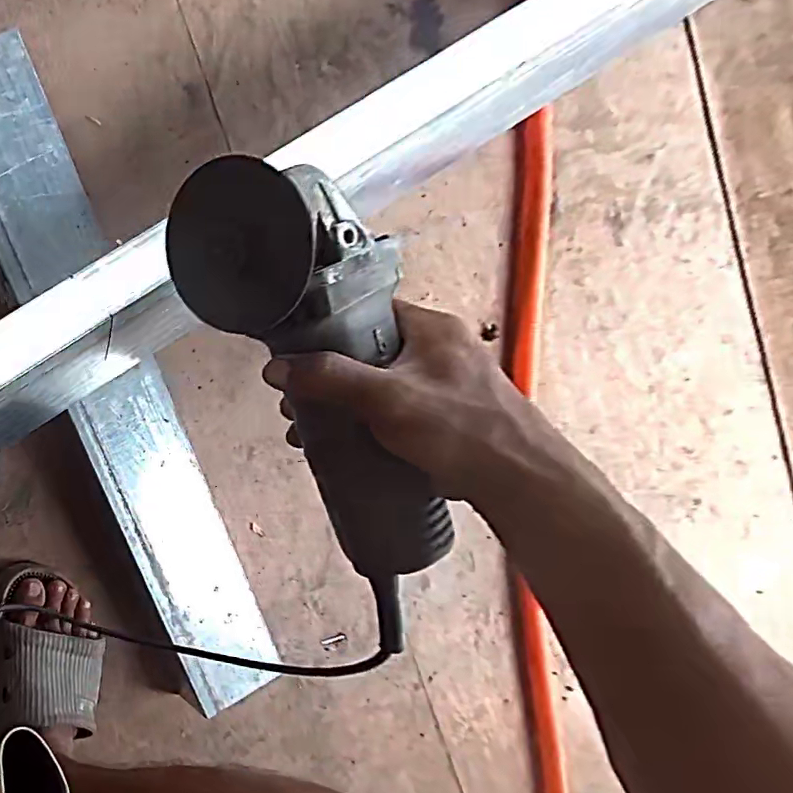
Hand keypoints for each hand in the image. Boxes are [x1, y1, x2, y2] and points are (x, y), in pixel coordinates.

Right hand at [260, 302, 569, 503]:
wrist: (516, 481)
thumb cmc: (462, 430)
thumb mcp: (386, 398)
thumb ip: (330, 378)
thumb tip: (276, 367)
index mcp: (430, 328)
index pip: (364, 312)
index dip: (324, 329)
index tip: (294, 354)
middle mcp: (434, 349)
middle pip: (360, 351)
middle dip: (322, 377)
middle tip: (297, 400)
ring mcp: (435, 383)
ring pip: (369, 383)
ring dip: (336, 403)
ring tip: (307, 426)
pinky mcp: (434, 414)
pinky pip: (382, 408)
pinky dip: (356, 421)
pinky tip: (337, 441)